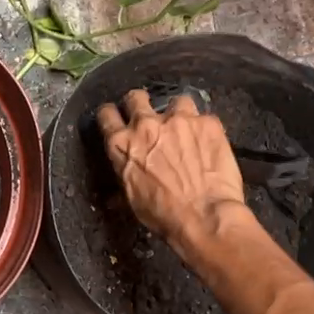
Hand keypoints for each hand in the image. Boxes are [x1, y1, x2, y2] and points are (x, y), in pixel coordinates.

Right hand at [96, 89, 251, 261]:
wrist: (204, 216)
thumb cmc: (163, 214)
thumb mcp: (131, 197)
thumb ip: (125, 175)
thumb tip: (117, 188)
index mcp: (121, 144)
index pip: (106, 114)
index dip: (110, 115)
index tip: (116, 118)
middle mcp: (146, 125)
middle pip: (136, 97)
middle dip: (140, 104)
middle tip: (149, 118)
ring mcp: (178, 120)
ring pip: (176, 101)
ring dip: (177, 113)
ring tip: (185, 128)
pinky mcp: (208, 123)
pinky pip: (204, 117)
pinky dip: (204, 128)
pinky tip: (208, 143)